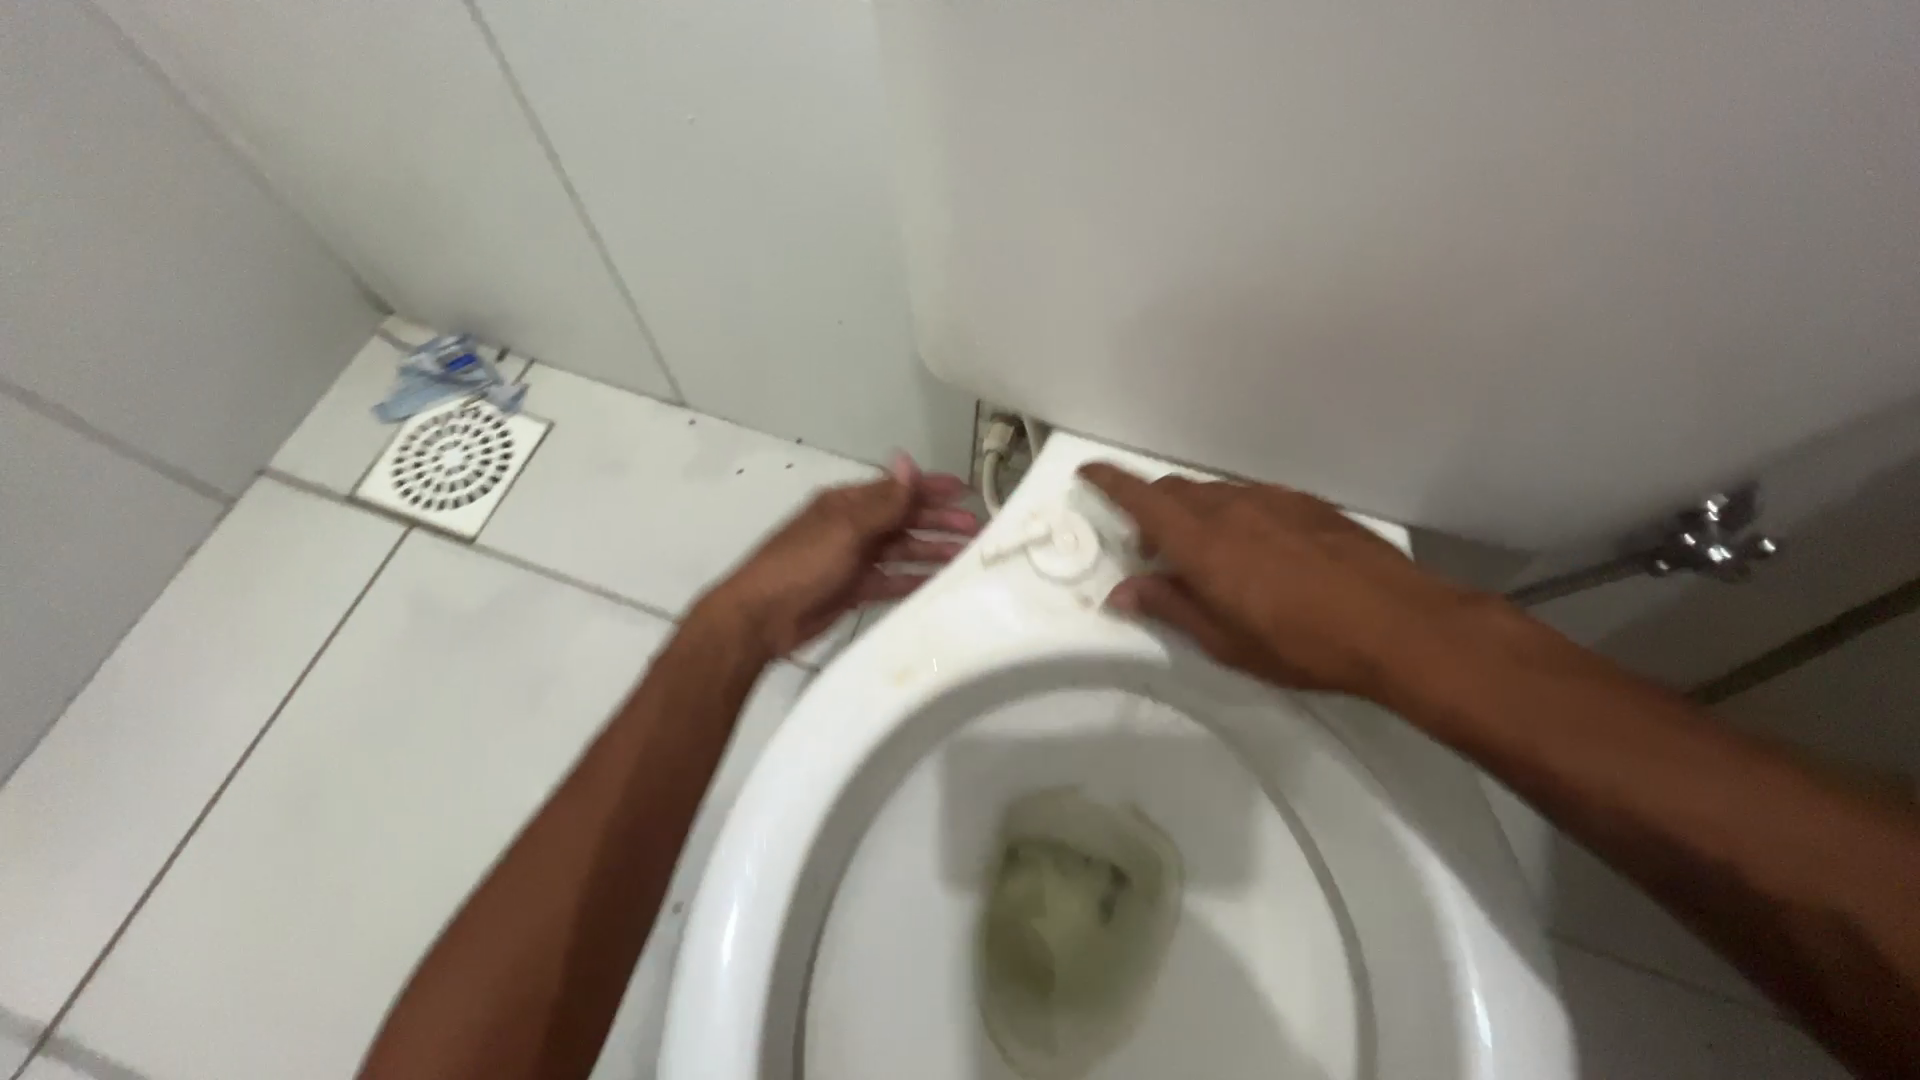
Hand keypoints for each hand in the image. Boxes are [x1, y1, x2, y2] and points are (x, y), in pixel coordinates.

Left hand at [697, 454, 980, 657]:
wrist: (760, 617)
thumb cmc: (801, 564)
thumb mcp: (845, 529)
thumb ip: (883, 501)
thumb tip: (907, 459)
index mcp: (847, 504)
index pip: (897, 490)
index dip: (931, 489)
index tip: (967, 492)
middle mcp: (852, 527)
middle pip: (903, 520)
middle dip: (938, 522)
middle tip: (976, 530)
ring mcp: (852, 560)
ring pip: (901, 551)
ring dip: (931, 551)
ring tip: (965, 558)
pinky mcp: (852, 590)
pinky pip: (890, 581)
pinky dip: (912, 580)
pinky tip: (937, 584)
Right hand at [1079, 463, 1474, 699]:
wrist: (1399, 625)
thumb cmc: (1303, 644)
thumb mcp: (1224, 641)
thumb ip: (1169, 607)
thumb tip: (1121, 593)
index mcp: (1202, 543)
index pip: (1141, 499)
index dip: (1109, 482)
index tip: (1087, 471)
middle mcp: (1232, 509)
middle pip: (1175, 492)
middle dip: (1150, 509)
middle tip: (1150, 549)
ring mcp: (1274, 501)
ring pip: (1214, 494)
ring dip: (1193, 514)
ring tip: (1204, 555)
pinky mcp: (1308, 506)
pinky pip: (1253, 499)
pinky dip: (1233, 514)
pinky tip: (1255, 549)